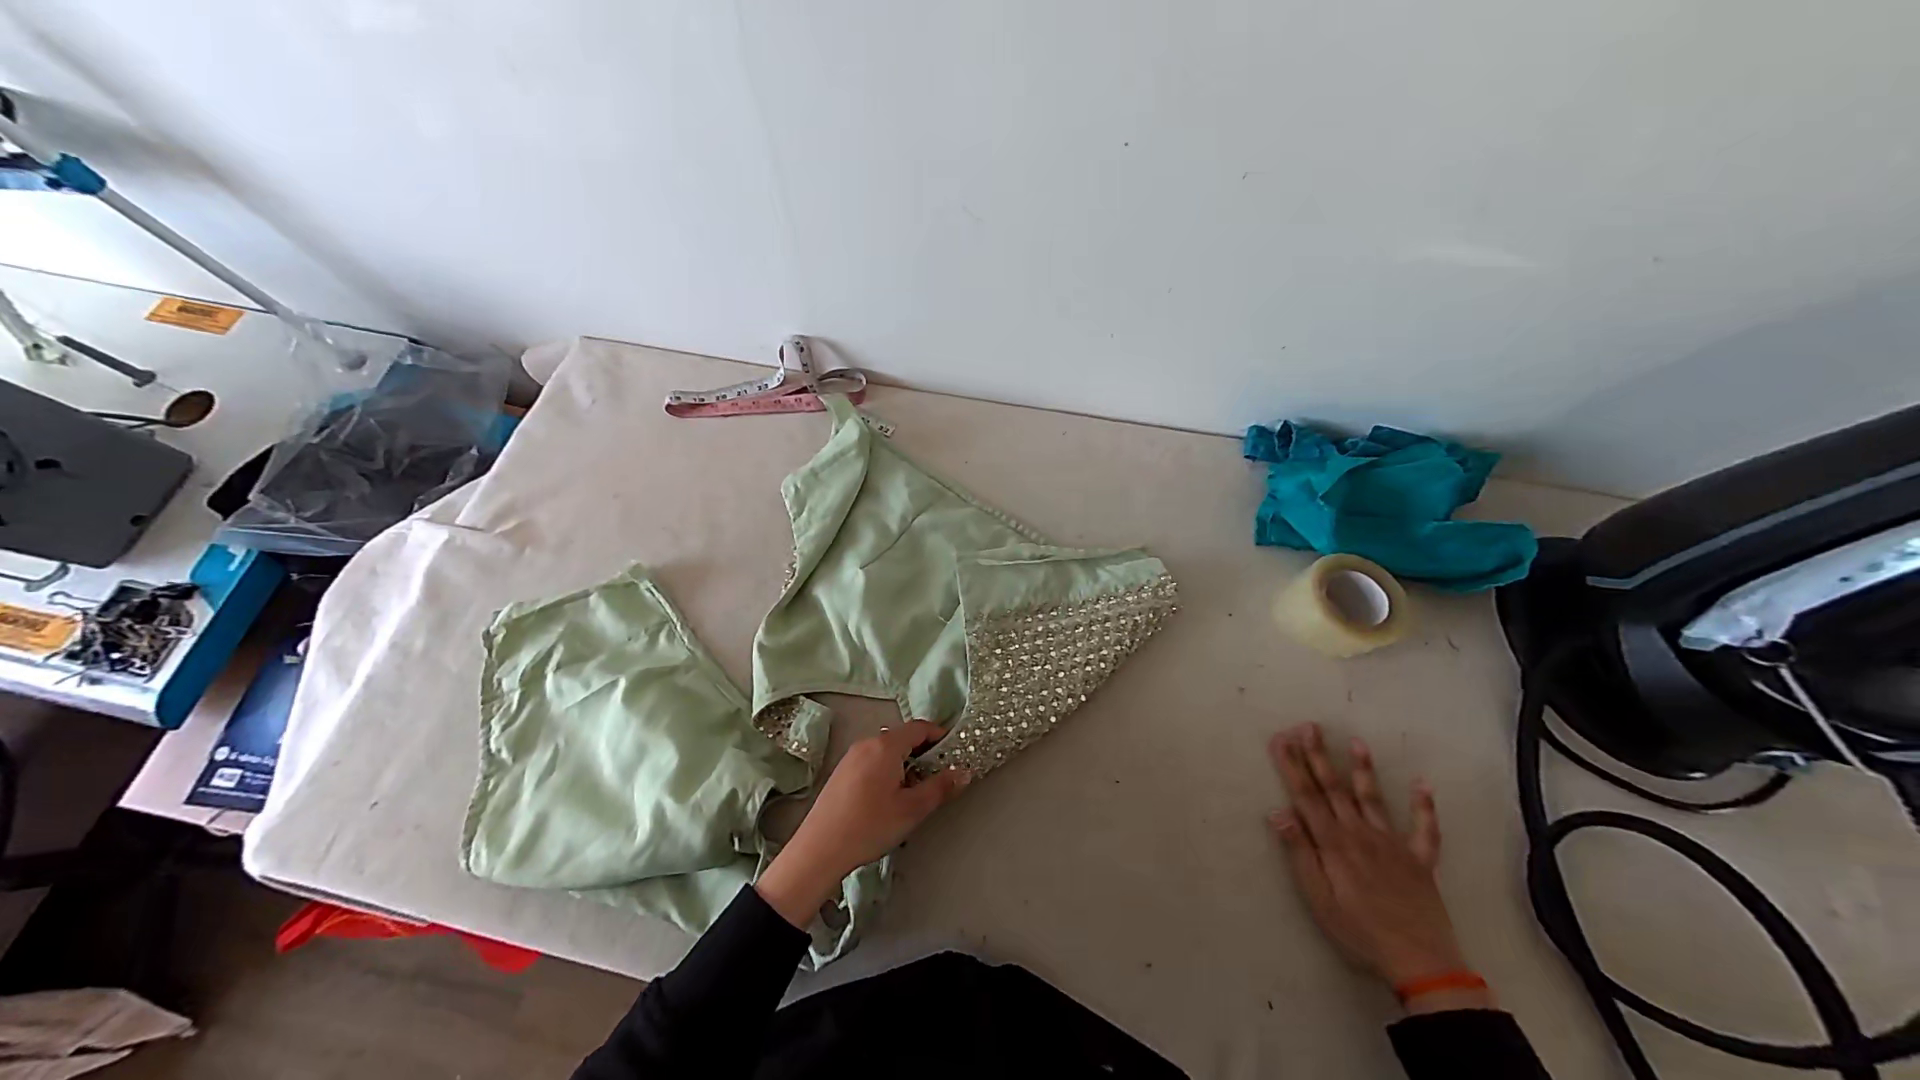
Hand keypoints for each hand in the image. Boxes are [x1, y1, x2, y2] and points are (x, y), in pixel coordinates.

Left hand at [755, 721, 970, 927]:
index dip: (940, 736)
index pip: (919, 727)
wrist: (820, 849)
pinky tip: (888, 799)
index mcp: (885, 745)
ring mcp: (851, 757)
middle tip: (937, 778)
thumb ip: (940, 788)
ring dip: (905, 764)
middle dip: (923, 753)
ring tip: (913, 793)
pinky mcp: (841, 772)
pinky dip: (887, 770)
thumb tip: (963, 772)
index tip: (953, 753)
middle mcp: (867, 743)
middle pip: (902, 738)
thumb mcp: (912, 809)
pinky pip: (872, 761)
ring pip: (886, 751)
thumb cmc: (869, 826)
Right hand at [1267, 722, 1491, 1012]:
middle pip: (1335, 789)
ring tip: (1356, 742)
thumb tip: (1278, 812)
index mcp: (1334, 844)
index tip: (1281, 739)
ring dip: (1364, 770)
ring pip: (1374, 799)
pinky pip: (1425, 829)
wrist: (1421, 961)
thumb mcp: (1318, 898)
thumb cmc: (1359, 931)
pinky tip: (1423, 784)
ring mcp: (1393, 844)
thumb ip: (1300, 853)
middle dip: (1319, 756)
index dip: (1292, 766)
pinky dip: (1425, 806)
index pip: (1306, 796)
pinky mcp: (1420, 860)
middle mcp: (1361, 834)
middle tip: (1309, 726)